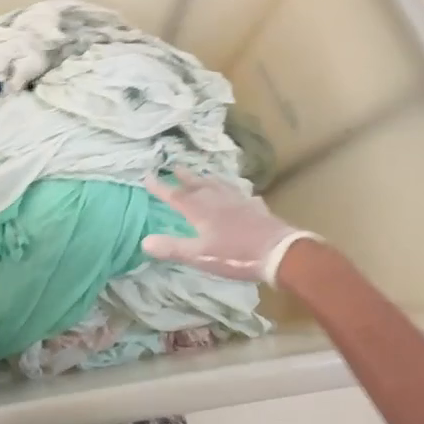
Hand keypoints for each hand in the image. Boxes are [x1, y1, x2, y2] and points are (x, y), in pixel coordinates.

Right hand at [141, 170, 319, 284]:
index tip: (147, 177)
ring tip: (203, 175)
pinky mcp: (255, 207)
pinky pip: (242, 194)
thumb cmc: (235, 254)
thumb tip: (144, 241)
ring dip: (207, 179)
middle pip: (196, 184)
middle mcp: (216, 199)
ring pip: (218, 184)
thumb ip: (172, 248)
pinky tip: (242, 195)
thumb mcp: (199, 256)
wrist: (279, 252)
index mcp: (199, 209)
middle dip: (184, 177)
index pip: (174, 195)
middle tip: (175, 168)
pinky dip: (236, 192)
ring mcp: (238, 200)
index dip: (159, 187)